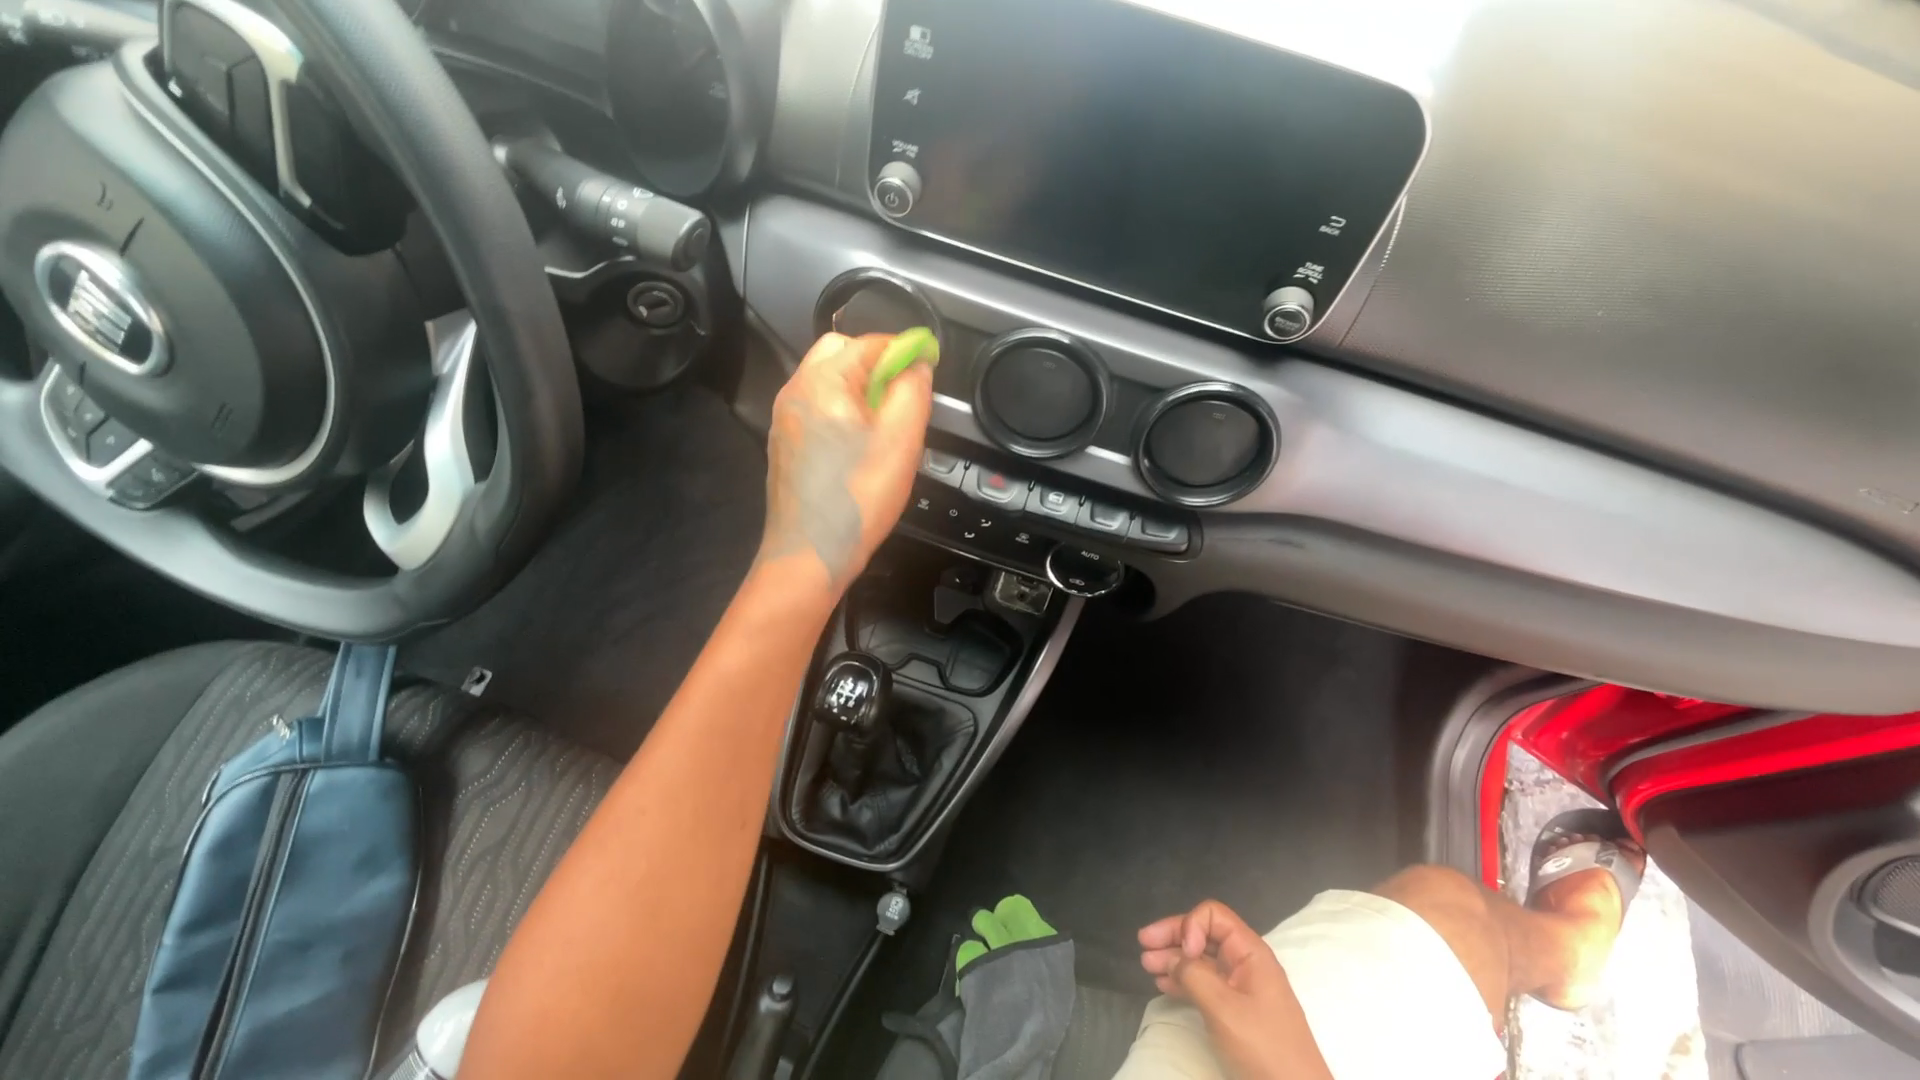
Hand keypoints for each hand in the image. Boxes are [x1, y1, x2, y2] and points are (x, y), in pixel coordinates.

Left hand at [757, 331, 934, 587]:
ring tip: (886, 426)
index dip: (904, 350)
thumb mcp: (901, 440)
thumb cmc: (857, 499)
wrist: (809, 556)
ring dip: (860, 390)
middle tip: (904, 396)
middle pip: (841, 353)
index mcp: (821, 382)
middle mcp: (795, 391)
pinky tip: (861, 448)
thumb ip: (913, 390)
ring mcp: (786, 419)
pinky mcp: (786, 444)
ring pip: (828, 382)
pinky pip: (818, 409)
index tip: (928, 368)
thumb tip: (917, 363)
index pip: (870, 342)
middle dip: (877, 365)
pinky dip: (843, 413)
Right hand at [1138, 900, 1333, 1079]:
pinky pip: (1206, 983)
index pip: (1214, 916)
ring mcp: (1242, 988)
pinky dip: (1184, 979)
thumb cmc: (1263, 1048)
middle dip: (1174, 936)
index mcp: (1251, 953)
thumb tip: (1174, 957)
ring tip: (1147, 965)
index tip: (1181, 953)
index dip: (1191, 926)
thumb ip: (1194, 975)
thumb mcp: (1224, 1009)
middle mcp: (1246, 963)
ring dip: (1174, 958)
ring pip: (1203, 959)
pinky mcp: (1238, 1010)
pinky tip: (1164, 984)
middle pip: (1205, 934)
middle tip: (1143, 943)